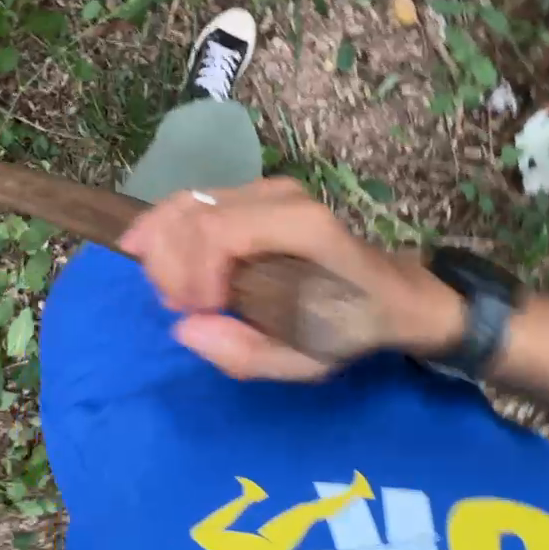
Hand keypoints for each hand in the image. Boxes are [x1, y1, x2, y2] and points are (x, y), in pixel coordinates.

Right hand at [119, 179, 460, 380]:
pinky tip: (156, 256)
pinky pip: (195, 202)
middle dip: (169, 263)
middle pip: (192, 213)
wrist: (393, 292)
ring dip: (163, 245)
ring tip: (171, 288)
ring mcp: (266, 188)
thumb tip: (185, 328)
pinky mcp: (253, 192)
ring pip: (187, 201)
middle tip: (178, 305)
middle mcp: (280, 195)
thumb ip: (246, 353)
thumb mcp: (309, 361)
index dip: (189, 273)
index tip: (194, 312)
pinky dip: (168, 228)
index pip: (215, 232)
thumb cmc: (353, 327)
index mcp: (301, 228)